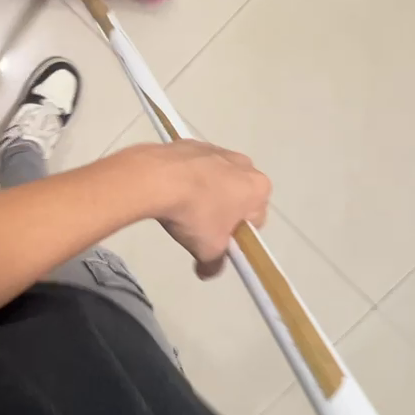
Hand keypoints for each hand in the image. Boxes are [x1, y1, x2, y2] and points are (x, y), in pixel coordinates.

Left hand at [125, 141, 271, 278]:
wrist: (156, 178)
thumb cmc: (194, 214)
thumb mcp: (208, 250)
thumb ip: (214, 265)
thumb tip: (208, 272)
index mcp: (258, 187)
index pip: (255, 218)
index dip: (237, 235)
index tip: (218, 241)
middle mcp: (243, 163)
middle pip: (236, 195)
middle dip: (222, 211)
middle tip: (199, 226)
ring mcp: (215, 149)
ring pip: (215, 179)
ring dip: (203, 193)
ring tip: (181, 208)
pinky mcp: (189, 143)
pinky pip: (192, 167)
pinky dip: (184, 178)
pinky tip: (169, 191)